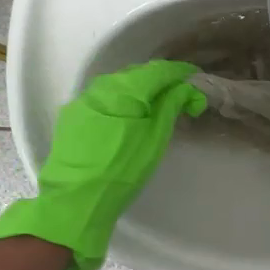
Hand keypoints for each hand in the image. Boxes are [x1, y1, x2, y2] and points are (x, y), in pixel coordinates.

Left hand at [0, 60, 205, 269]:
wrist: (76, 199)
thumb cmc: (123, 169)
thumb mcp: (156, 138)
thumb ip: (171, 106)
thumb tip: (184, 88)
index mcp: (124, 88)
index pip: (159, 70)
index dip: (181, 74)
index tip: (197, 81)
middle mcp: (101, 87)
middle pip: (138, 75)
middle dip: (161, 83)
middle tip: (181, 99)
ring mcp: (83, 101)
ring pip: (119, 87)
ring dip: (141, 93)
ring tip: (157, 110)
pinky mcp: (72, 117)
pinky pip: (103, 101)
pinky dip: (122, 104)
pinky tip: (130, 120)